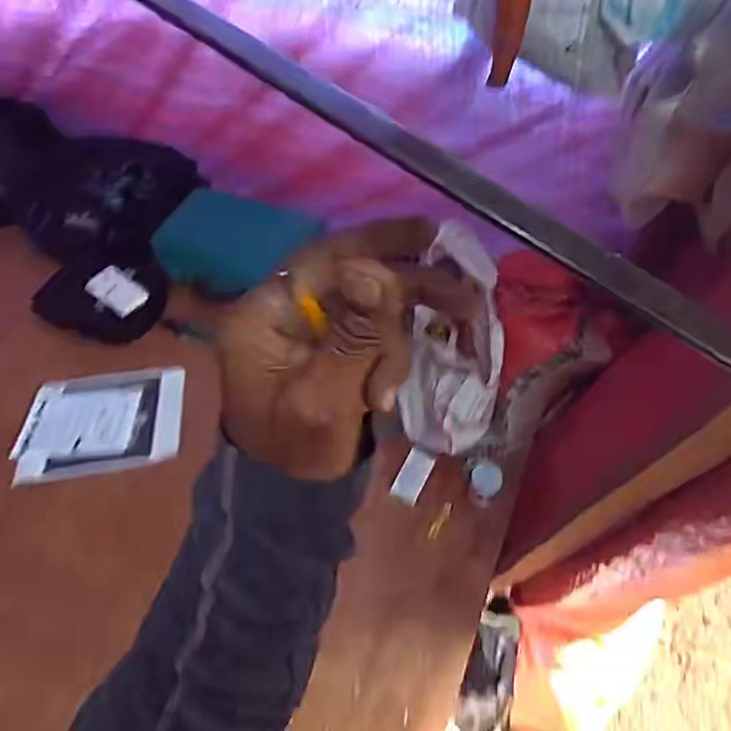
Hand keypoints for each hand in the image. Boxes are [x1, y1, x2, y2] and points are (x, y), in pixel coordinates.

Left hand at [213, 218, 480, 480]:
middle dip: (412, 281)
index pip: (327, 257)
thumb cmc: (297, 450)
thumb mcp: (323, 400)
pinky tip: (402, 373)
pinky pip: (381, 321)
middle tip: (464, 296)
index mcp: (267, 311)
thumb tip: (377, 272)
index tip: (432, 238)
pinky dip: (401, 341)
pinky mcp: (341, 338)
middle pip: (357, 268)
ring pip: (377, 297)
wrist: (291, 493)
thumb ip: (354, 337)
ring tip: (417, 363)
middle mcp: (290, 304)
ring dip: (408, 323)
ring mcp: (317, 321)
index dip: (381, 242)